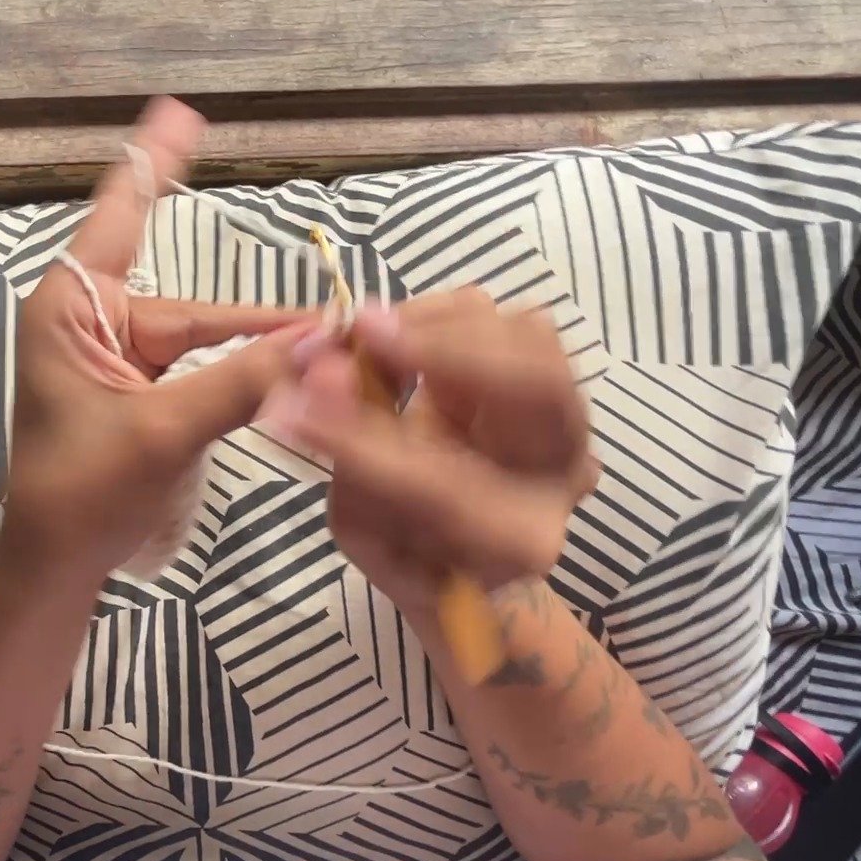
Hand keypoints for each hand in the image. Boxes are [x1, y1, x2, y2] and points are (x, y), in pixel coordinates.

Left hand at [2, 98, 315, 581]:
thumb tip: (320, 340)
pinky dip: (236, 372)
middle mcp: (89, 322)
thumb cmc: (84, 492)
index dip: (155, 165)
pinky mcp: (134, 393)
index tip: (182, 114)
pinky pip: (193, 369)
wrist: (57, 561)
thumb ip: (240, 381)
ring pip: (198, 339)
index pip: (119, 217)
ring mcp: (113, 360)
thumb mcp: (163, 431)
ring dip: (254, 347)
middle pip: (186, 302)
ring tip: (321, 346)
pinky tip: (283, 370)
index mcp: (70, 310)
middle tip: (326, 316)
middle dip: (255, 317)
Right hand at [264, 289, 597, 614]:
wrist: (465, 541)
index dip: (362, 441)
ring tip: (366, 334)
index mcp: (511, 537)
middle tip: (359, 328)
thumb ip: (347, 456)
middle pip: (534, 385)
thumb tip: (320, 371)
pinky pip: (506, 318)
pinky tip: (397, 335)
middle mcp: (560, 473)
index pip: (441, 484)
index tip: (294, 404)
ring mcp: (567, 417)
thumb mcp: (362, 522)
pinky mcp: (551, 374)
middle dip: (440, 349)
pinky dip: (444, 316)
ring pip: (525, 335)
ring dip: (434, 325)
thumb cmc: (406, 544)